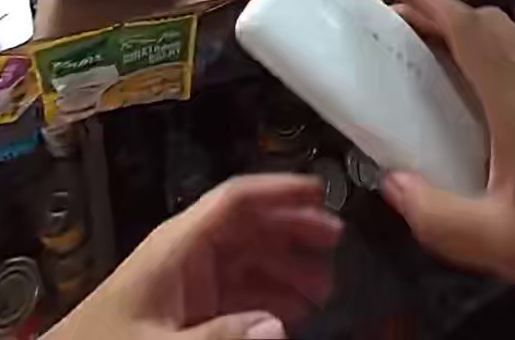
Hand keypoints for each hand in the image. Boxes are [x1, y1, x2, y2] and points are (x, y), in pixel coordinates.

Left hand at [50, 174, 341, 339]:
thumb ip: (218, 338)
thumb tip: (280, 327)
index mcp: (180, 243)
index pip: (236, 199)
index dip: (278, 189)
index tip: (317, 191)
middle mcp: (192, 253)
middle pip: (252, 225)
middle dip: (293, 229)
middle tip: (335, 240)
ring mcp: (193, 283)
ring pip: (252, 259)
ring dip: (288, 267)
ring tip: (325, 284)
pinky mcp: (193, 311)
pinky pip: (242, 293)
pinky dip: (271, 298)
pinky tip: (294, 312)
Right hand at [381, 0, 514, 339]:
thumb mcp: (506, 245)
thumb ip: (440, 216)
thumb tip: (390, 182)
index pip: (469, 30)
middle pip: (489, 23)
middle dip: (443, 10)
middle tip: (400, 24)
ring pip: (508, 41)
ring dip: (466, 32)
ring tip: (428, 55)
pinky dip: (486, 58)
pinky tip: (473, 99)